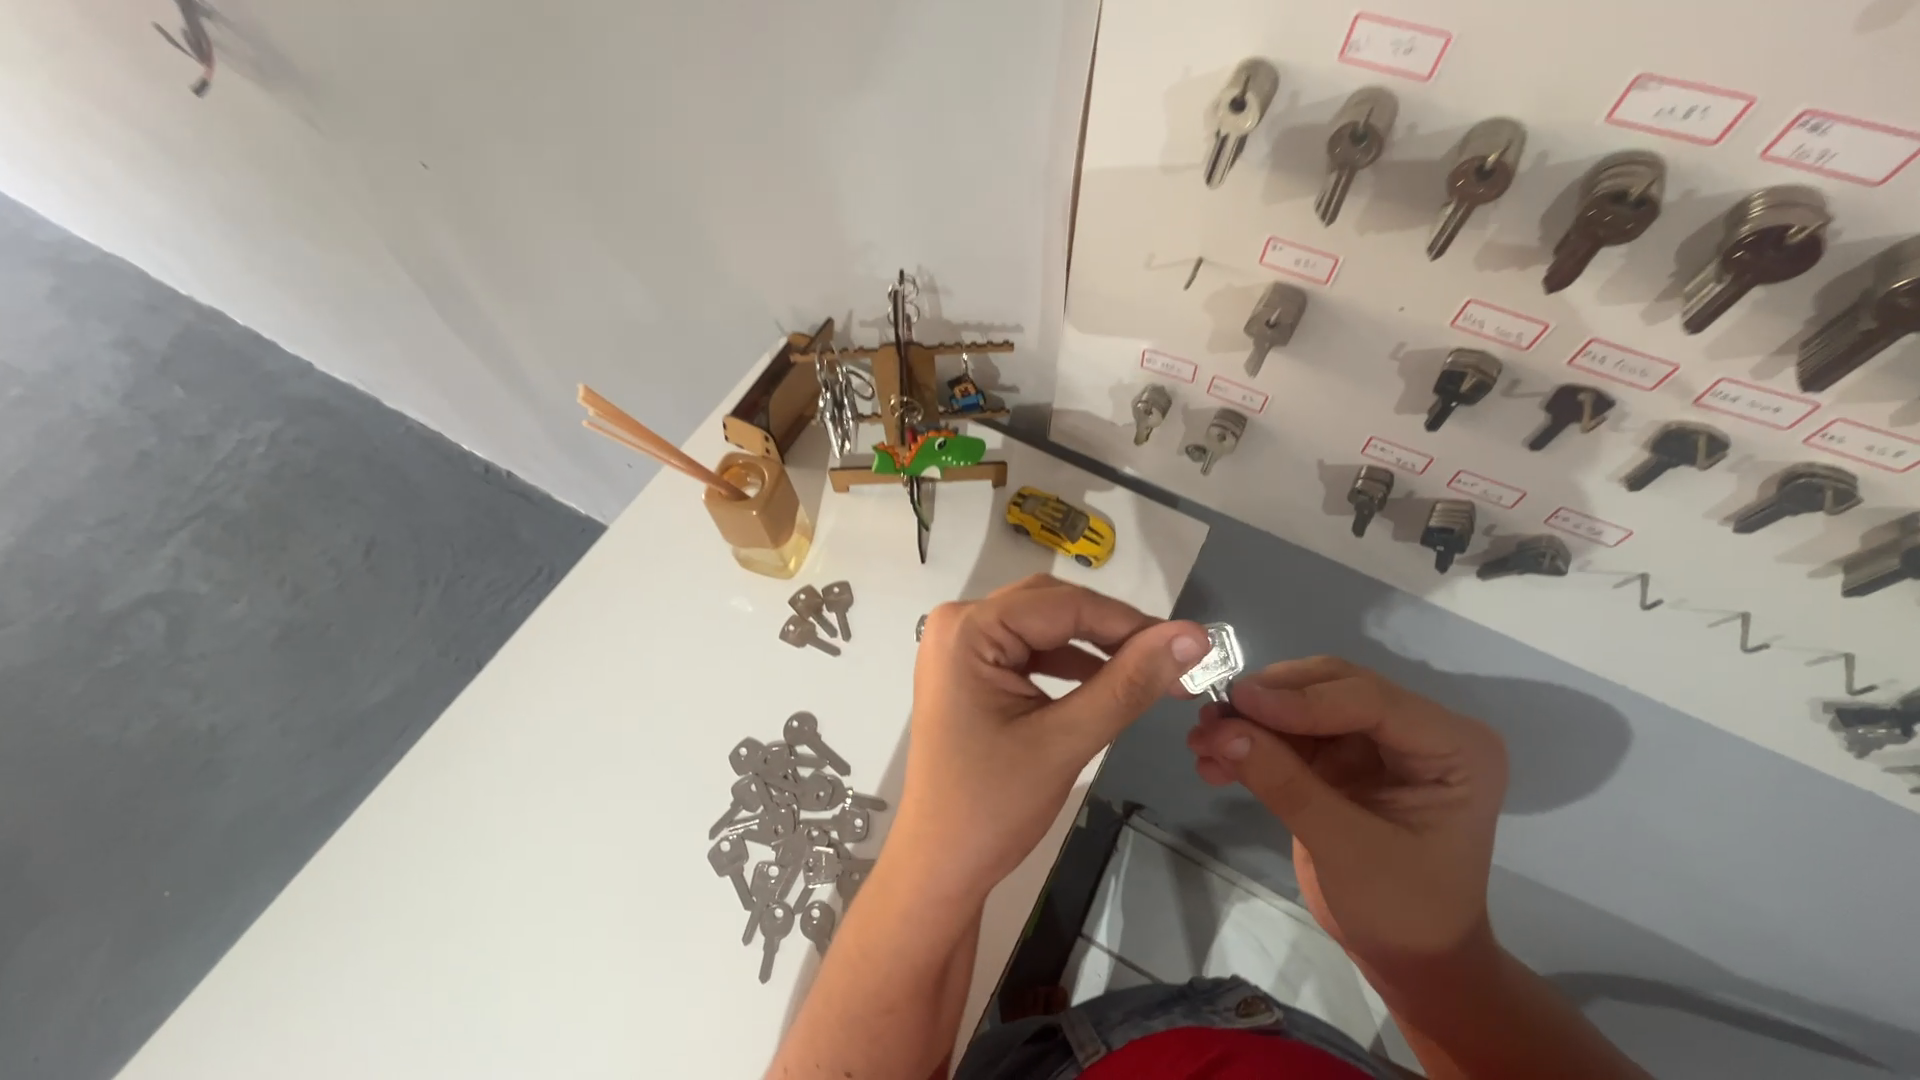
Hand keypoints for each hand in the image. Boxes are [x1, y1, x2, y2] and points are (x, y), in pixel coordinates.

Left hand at [891, 575, 1208, 897]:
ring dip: (1093, 647)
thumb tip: (1192, 636)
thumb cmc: (993, 806)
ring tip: (1147, 673)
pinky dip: (1067, 663)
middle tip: (1169, 661)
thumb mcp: (1065, 740)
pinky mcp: (969, 671)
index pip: (1064, 604)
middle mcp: (957, 624)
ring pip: (1043, 626)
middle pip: (1052, 606)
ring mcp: (959, 647)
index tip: (1191, 644)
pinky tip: (1103, 683)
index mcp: (968, 629)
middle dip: (1111, 631)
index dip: (1130, 622)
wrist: (940, 864)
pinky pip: (1027, 650)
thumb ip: (1129, 683)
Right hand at [1185, 658, 1506, 975]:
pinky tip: (1212, 761)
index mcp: (1452, 746)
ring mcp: (1376, 742)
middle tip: (1212, 715)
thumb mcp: (1346, 848)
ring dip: (1251, 721)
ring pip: (1302, 705)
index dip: (1301, 698)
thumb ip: (1286, 784)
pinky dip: (1251, 744)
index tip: (1238, 702)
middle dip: (1270, 702)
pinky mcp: (1340, 757)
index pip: (1370, 699)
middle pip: (1331, 687)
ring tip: (1201, 739)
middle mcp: (1417, 730)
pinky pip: (1288, 735)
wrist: (1409, 959)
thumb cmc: (1403, 910)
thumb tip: (1223, 731)